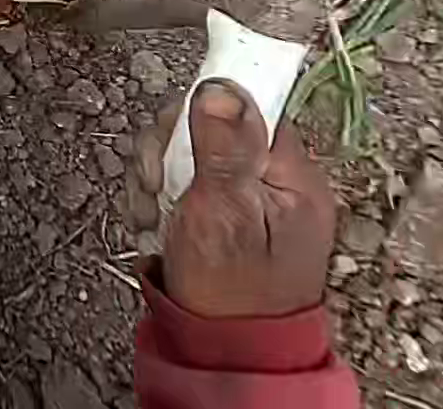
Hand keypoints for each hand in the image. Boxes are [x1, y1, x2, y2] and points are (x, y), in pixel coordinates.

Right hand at [137, 79, 333, 317]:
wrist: (218, 356)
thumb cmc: (229, 292)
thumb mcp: (226, 214)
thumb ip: (224, 148)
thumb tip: (221, 87)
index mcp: (290, 174)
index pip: (250, 106)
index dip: (208, 108)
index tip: (181, 133)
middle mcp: (268, 176)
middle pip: (209, 122)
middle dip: (171, 147)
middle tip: (158, 180)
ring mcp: (239, 191)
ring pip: (185, 146)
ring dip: (156, 171)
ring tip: (152, 208)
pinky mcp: (213, 204)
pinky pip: (175, 172)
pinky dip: (155, 190)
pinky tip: (152, 216)